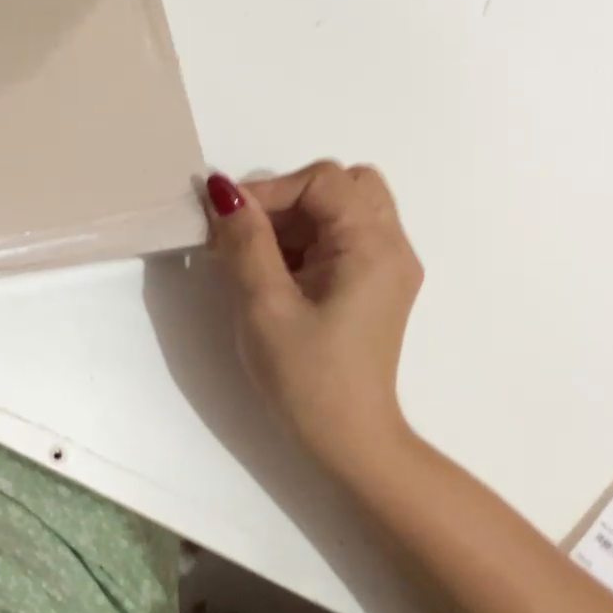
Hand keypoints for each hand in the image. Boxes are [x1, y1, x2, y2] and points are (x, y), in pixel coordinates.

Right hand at [205, 162, 424, 465]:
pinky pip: (336, 236)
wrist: (343, 431)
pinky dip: (298, 239)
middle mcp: (390, 248)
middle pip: (342, 185)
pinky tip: (270, 272)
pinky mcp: (367, 284)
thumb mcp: (263, 302)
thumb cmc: (302, 370)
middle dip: (285, 198)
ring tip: (252, 256)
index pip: (323, 181)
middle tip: (244, 235)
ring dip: (290, 218)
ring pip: (339, 208)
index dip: (269, 191)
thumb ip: (244, 241)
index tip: (227, 225)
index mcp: (373, 248)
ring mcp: (382, 266)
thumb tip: (222, 190)